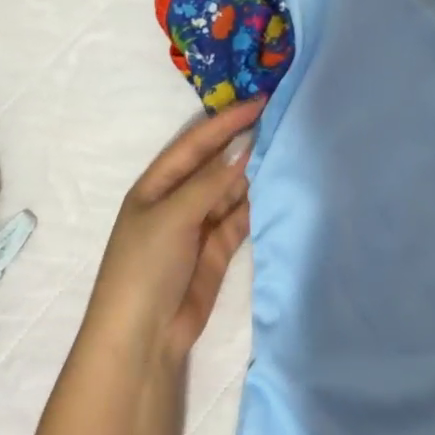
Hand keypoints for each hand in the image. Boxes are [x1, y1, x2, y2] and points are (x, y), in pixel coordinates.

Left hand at [82, 99, 263, 364]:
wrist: (144, 333)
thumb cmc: (145, 266)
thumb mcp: (172, 216)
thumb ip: (210, 183)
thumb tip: (245, 147)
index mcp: (156, 186)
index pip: (195, 144)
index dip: (225, 122)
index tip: (260, 102)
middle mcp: (178, 200)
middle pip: (215, 165)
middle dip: (244, 144)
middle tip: (283, 121)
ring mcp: (200, 226)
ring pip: (232, 190)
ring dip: (255, 173)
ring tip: (289, 149)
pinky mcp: (219, 249)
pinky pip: (242, 217)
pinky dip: (258, 203)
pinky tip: (280, 186)